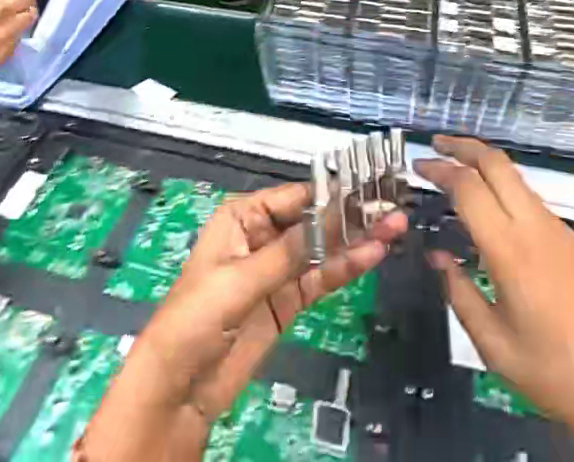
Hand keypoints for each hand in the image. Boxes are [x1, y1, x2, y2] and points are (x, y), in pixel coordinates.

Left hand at [79, 183, 406, 460]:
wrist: (178, 387)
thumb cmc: (196, 318)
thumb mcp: (240, 280)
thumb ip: (289, 250)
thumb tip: (332, 214)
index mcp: (241, 217)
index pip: (295, 197)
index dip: (331, 193)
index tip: (369, 187)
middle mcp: (263, 236)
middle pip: (313, 221)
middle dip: (351, 215)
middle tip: (392, 208)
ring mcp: (277, 269)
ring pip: (323, 249)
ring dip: (357, 240)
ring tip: (394, 228)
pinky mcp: (288, 300)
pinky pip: (321, 277)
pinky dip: (346, 267)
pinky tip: (373, 255)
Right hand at [417, 136, 573, 461]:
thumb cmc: (560, 374)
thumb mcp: (495, 346)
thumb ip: (460, 294)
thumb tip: (438, 259)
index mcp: (510, 249)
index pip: (468, 187)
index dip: (439, 170)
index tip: (417, 167)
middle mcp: (536, 227)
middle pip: (497, 163)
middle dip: (463, 146)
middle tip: (435, 146)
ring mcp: (560, 231)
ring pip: (517, 178)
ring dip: (484, 165)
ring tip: (457, 173)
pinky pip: (531, 200)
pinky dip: (504, 188)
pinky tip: (492, 211)